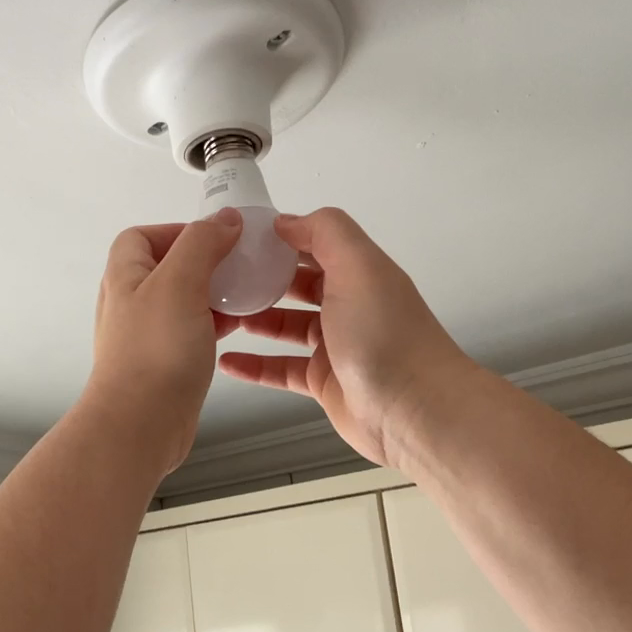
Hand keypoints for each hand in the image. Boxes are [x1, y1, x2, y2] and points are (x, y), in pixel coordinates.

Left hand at [83, 210, 242, 471]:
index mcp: (125, 277)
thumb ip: (201, 244)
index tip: (215, 235)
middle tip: (234, 265)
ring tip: (242, 295)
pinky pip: (190, 333)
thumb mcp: (179, 283)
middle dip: (203, 263)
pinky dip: (212, 325)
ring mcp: (146, 336)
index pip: (143, 236)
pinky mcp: (164, 364)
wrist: (140, 425)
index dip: (178, 230)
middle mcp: (131, 304)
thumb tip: (223, 220)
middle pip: (167, 268)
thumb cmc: (152, 356)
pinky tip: (234, 329)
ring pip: (182, 302)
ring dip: (212, 295)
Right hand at [218, 207, 473, 467]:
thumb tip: (285, 222)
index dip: (282, 236)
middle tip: (221, 276)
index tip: (240, 235)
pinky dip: (254, 366)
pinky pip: (280, 370)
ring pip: (287, 327)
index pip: (316, 244)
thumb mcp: (358, 266)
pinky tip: (225, 361)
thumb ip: (324, 233)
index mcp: (360, 273)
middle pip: (298, 285)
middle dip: (263, 278)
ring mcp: (335, 347)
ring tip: (218, 313)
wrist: (412, 409)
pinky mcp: (323, 383)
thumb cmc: (385, 334)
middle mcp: (349, 306)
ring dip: (255, 320)